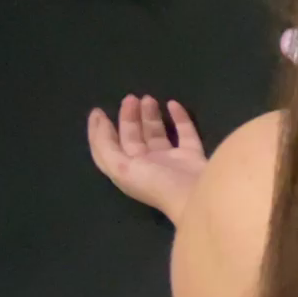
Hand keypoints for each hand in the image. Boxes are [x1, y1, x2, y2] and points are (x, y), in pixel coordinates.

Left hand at [86, 94, 204, 220]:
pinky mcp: (194, 157)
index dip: (101, 129)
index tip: (99, 110)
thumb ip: (104, 145)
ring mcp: (172, 160)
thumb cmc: (156, 184)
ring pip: (158, 133)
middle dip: (129, 117)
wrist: (198, 198)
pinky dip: (181, 119)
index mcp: (127, 168)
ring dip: (150, 115)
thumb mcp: (119, 167)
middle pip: (134, 137)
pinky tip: (173, 105)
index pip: (110, 146)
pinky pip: (186, 135)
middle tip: (130, 98)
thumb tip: (101, 122)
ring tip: (148, 99)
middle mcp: (148, 164)